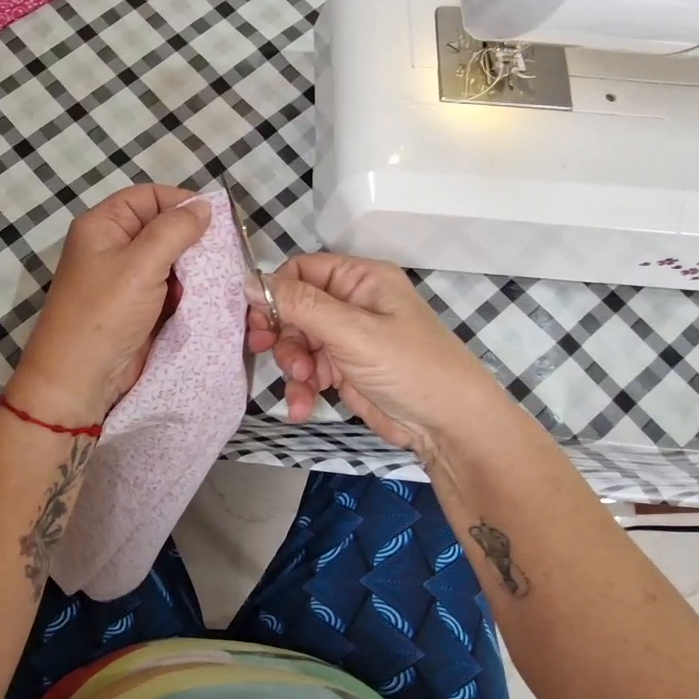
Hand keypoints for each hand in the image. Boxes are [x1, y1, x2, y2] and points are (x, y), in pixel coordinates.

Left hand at [8, 185, 212, 424]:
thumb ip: (175, 230)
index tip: (216, 220)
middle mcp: (112, 247)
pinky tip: (208, 297)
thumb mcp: (141, 264)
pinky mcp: (137, 308)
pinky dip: (188, 292)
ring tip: (220, 277)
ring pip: (170, 261)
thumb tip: (203, 207)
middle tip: (225, 253)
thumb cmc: (105, 314)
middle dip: (192, 240)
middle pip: (161, 228)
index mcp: (103, 226)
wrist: (80, 378)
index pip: (148, 197)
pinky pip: (169, 289)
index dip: (180, 202)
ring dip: (194, 270)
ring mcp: (125, 280)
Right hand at [247, 253, 528, 458]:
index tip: (257, 320)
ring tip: (304, 384)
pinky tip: (303, 407)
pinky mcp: (344, 370)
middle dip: (282, 335)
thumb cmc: (409, 367)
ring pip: (297, 343)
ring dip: (292, 366)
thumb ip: (299, 304)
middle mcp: (352, 303)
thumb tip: (249, 282)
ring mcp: (348, 338)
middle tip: (265, 351)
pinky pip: (308, 371)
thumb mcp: (351, 331)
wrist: (450, 427)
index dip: (276, 292)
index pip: (301, 271)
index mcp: (360, 279)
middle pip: (294, 308)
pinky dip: (302, 388)